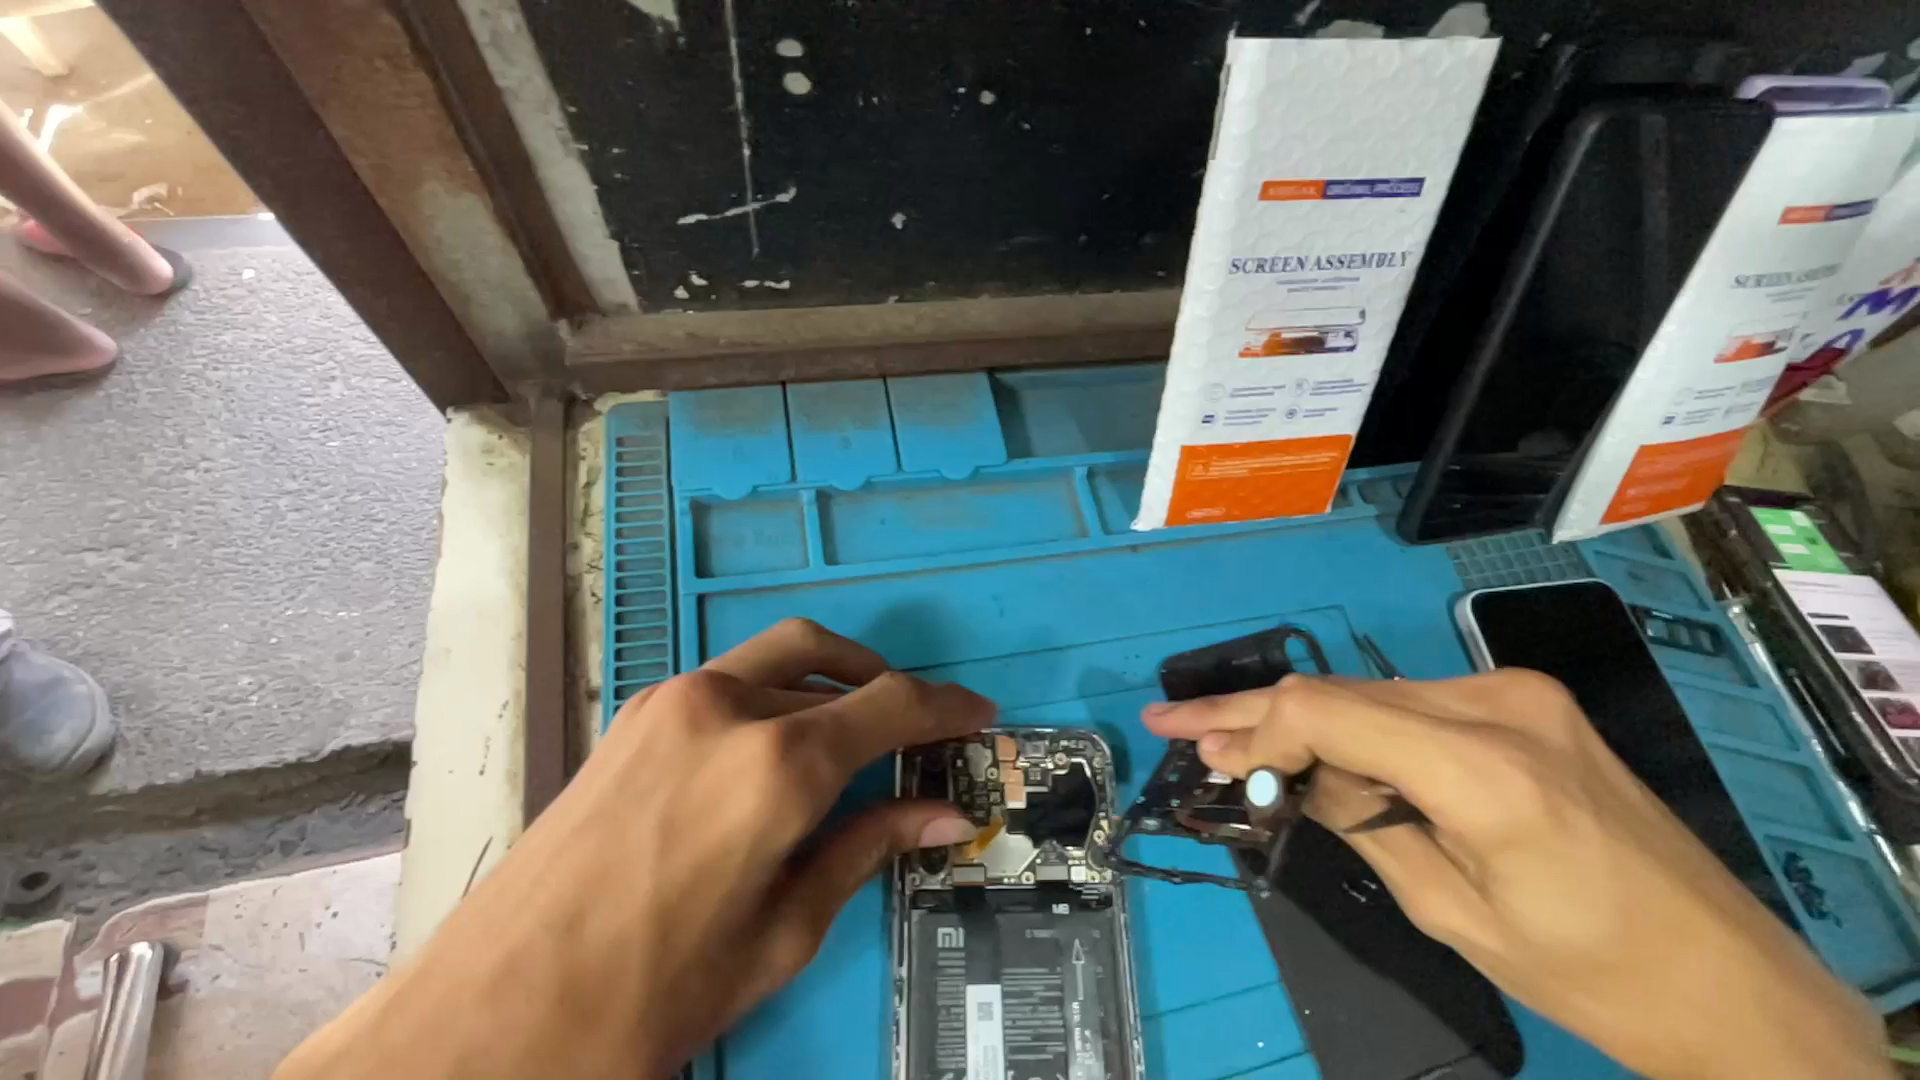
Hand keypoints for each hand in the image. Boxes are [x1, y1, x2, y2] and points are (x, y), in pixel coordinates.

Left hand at [276, 619, 992, 1079]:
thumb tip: (947, 817)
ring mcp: (672, 702)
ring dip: (830, 682)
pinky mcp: (634, 715)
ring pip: (778, 659)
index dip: (945, 707)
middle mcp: (727, 708)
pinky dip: (774, 696)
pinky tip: (775, 755)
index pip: (890, 705)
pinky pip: (729, 682)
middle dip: (886, 686)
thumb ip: (867, 849)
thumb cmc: (653, 995)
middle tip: (915, 732)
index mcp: (777, 766)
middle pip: (834, 661)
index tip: (979, 716)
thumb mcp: (783, 931)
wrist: (490, 1017)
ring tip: (851, 739)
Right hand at [1145, 670, 1887, 1079]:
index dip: (1252, 730)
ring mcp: (1515, 695)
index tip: (1203, 757)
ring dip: (1297, 721)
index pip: (1326, 712)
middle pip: (1337, 691)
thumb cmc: (1590, 974)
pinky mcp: (1524, 704)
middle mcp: (1497, 705)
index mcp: (1484, 770)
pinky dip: (1353, 728)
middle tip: (1174, 722)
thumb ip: (1360, 821)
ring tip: (1225, 741)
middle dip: (1250, 713)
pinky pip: (1410, 706)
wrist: (1733, 980)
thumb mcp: (1452, 912)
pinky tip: (1311, 751)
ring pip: (1366, 694)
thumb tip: (1285, 775)